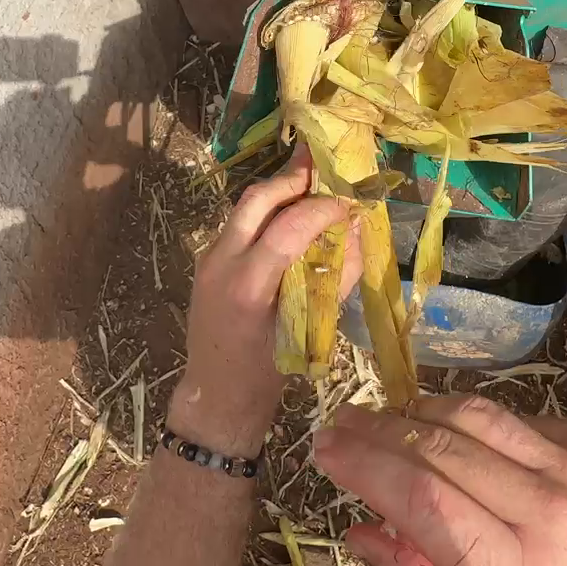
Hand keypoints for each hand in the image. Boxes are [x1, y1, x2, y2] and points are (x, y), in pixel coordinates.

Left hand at [170, 150, 360, 455]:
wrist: (214, 398)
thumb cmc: (266, 376)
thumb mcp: (309, 332)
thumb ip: (336, 278)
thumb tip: (358, 232)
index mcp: (246, 287)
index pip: (287, 228)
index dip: (321, 208)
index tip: (348, 202)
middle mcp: (220, 262)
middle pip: (256, 199)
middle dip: (294, 179)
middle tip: (326, 168)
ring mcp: (208, 257)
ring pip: (245, 205)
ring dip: (280, 189)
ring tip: (312, 180)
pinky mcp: (207, 258)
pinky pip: (240, 221)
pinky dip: (268, 209)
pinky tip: (292, 211)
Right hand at [312, 395, 566, 565]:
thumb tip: (361, 532)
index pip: (420, 494)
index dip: (364, 464)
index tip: (325, 446)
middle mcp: (548, 508)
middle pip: (439, 444)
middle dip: (378, 429)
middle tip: (340, 423)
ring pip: (472, 414)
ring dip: (416, 410)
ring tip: (382, 417)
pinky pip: (513, 416)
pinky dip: (469, 419)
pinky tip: (445, 426)